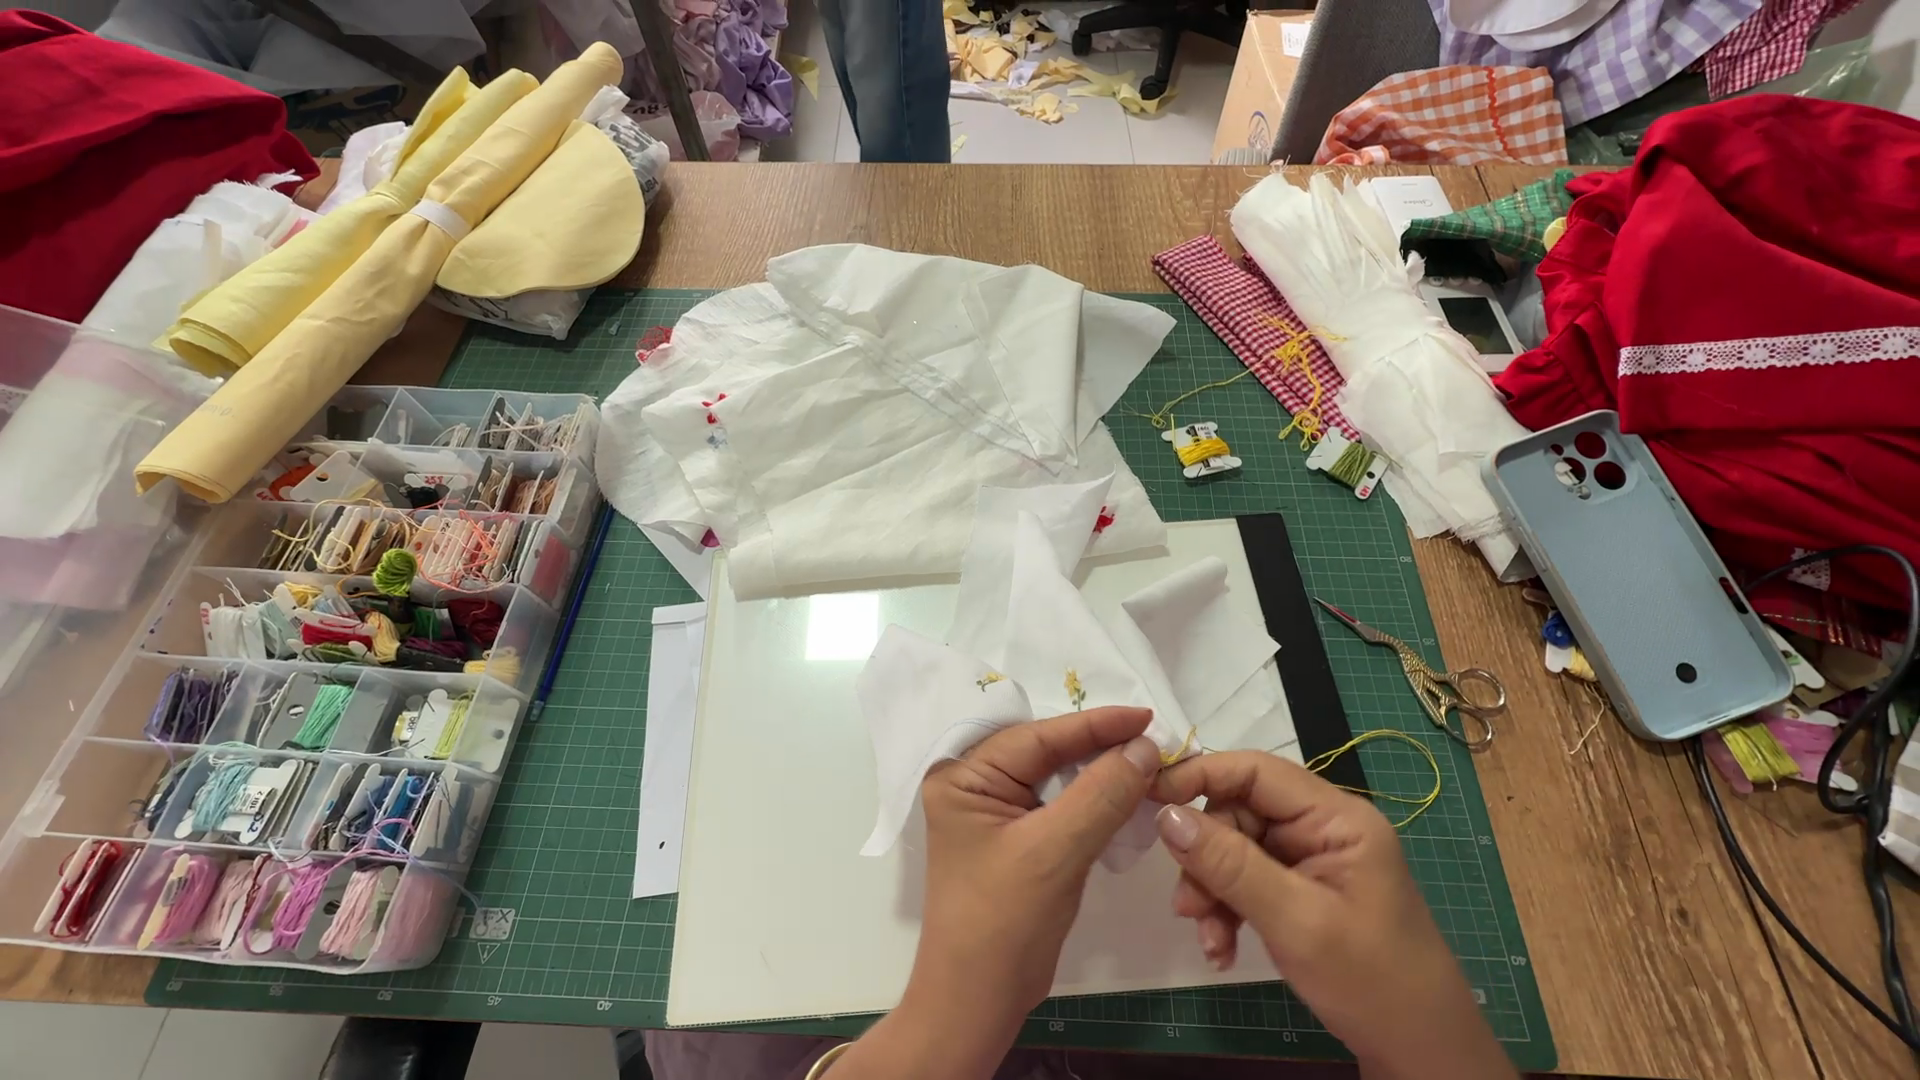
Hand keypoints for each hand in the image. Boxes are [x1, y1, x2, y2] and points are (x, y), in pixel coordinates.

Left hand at [834, 707, 1160, 1079]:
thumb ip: (1101, 794)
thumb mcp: (1055, 851)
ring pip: (1056, 776)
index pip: (1038, 736)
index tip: (1147, 716)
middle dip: (1099, 745)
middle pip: (1046, 751)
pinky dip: (1092, 799)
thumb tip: (1146, 747)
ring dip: (1100, 771)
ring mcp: (993, 811)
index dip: (1096, 725)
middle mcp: (973, 783)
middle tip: (1154, 737)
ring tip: (1147, 758)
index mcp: (963, 775)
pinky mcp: (1015, 838)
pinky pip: (1059, 804)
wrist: (978, 1003)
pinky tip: (1126, 791)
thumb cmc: (1004, 922)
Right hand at [1151, 751, 1514, 1079]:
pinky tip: (1221, 949)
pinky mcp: (1300, 891)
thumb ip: (1230, 864)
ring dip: (1212, 891)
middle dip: (1205, 857)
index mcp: (1336, 817)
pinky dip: (1227, 910)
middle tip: (1186, 907)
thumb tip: (1165, 816)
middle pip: (1238, 814)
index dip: (1199, 776)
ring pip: (1234, 850)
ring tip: (1208, 939)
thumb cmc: (1372, 982)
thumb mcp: (1296, 921)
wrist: (1423, 1058)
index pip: (1255, 771)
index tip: (1149, 797)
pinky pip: (1246, 882)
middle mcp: (1321, 827)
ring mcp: (1311, 860)